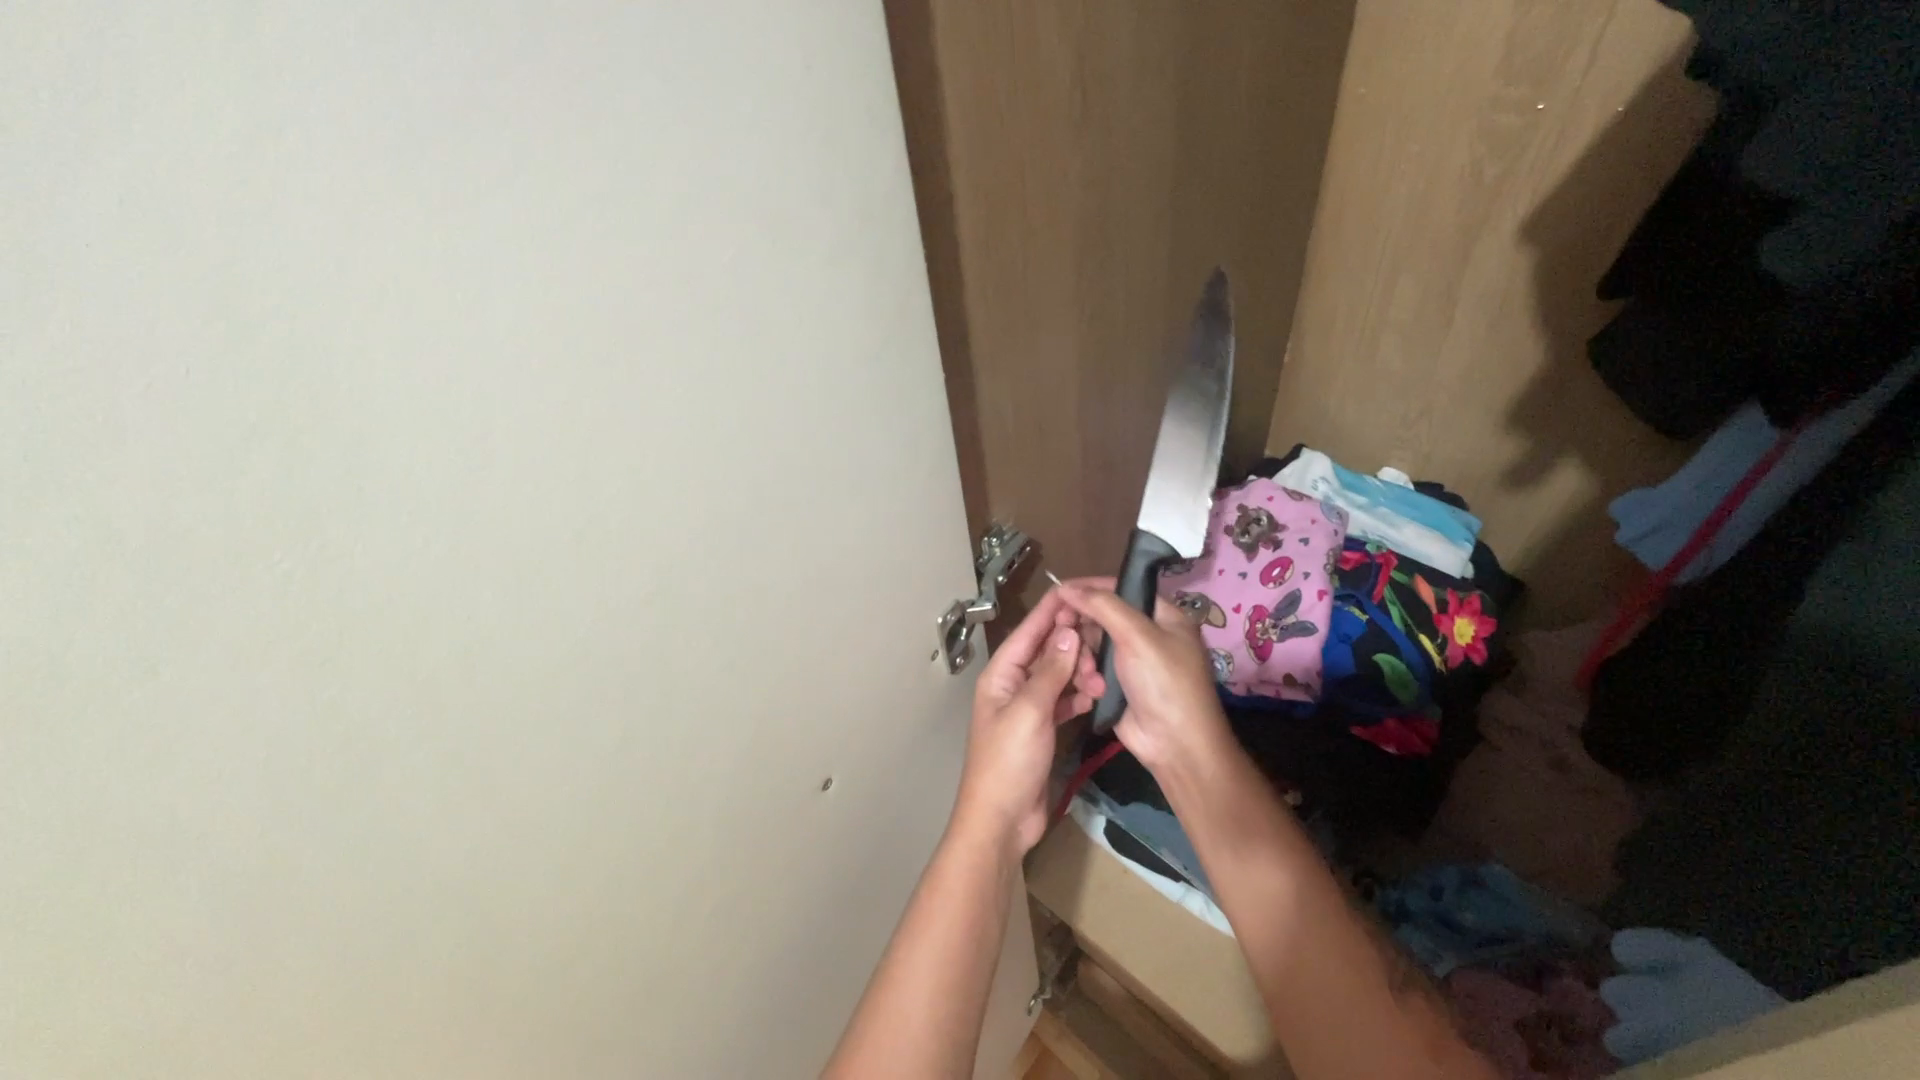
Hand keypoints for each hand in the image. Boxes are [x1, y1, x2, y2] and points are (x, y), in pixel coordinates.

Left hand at [953, 585, 1101, 854]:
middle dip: (1075, 645)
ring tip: (1102, 679)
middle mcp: (1013, 684)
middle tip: (1103, 649)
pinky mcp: (1042, 728)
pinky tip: (1096, 696)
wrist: (1001, 820)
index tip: (1088, 589)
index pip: (1031, 629)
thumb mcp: (1030, 712)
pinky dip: (1079, 695)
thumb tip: (1068, 631)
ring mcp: (1027, 707)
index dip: (1057, 608)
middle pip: (1047, 649)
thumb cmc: (1008, 763)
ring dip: (1080, 672)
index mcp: (1001, 674)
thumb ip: (1051, 671)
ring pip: (1058, 674)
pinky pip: (1063, 699)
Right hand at [1057, 582, 1231, 775]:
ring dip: (1084, 656)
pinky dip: (1086, 674)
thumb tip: (1067, 587)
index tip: (1060, 591)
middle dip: (1083, 626)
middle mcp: (1148, 635)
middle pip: (1103, 617)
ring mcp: (1132, 662)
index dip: (1091, 587)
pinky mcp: (1118, 686)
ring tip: (1085, 670)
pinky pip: (1092, 669)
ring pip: (1093, 644)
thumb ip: (1103, 606)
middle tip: (1060, 629)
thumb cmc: (1164, 684)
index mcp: (1164, 616)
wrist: (1176, 745)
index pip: (1123, 588)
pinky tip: (1089, 686)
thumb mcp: (1138, 637)